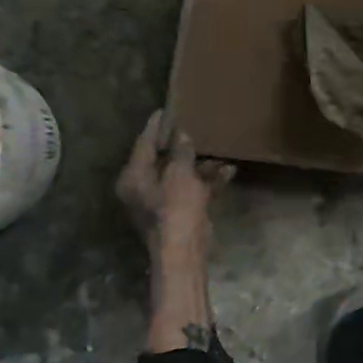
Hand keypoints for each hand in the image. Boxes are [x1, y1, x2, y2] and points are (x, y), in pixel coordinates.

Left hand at [115, 110, 234, 260]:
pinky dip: (207, 181)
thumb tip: (182, 135)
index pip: (143, 144)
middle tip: (192, 124)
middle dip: (180, 145)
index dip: (154, 127)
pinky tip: (229, 170)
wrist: (184, 251)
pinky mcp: (179, 212)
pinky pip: (192, 190)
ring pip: (180, 175)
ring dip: (199, 163)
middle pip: (161, 160)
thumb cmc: (175, 208)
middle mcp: (142, 188)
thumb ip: (180, 152)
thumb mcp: (179, 174)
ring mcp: (161, 202)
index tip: (163, 111)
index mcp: (133, 177)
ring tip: (218, 146)